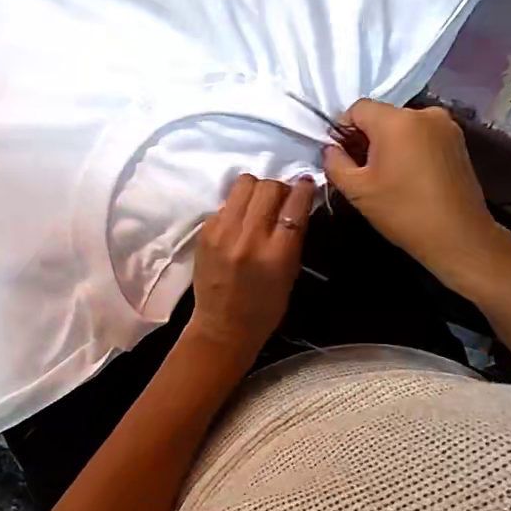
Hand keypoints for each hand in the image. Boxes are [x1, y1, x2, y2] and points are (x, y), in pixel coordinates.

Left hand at [185, 174, 314, 358]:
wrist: (222, 327)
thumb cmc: (264, 308)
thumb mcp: (290, 274)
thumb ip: (294, 237)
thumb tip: (298, 203)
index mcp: (276, 253)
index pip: (295, 204)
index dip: (304, 189)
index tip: (306, 184)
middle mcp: (248, 238)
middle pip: (269, 187)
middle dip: (280, 188)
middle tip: (281, 199)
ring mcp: (222, 233)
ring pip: (244, 184)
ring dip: (256, 189)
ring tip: (258, 205)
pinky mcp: (205, 233)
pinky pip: (225, 203)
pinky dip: (236, 207)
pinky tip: (238, 223)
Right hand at [324, 99, 510, 287]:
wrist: (457, 235)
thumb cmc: (402, 211)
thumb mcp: (357, 190)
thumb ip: (335, 163)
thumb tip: (331, 149)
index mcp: (396, 121)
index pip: (358, 108)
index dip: (343, 130)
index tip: (342, 157)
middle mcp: (424, 113)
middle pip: (382, 116)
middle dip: (367, 139)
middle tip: (362, 172)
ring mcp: (446, 126)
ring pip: (403, 127)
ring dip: (390, 145)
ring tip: (388, 178)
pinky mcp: (458, 141)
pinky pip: (422, 136)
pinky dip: (410, 150)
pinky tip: (409, 177)